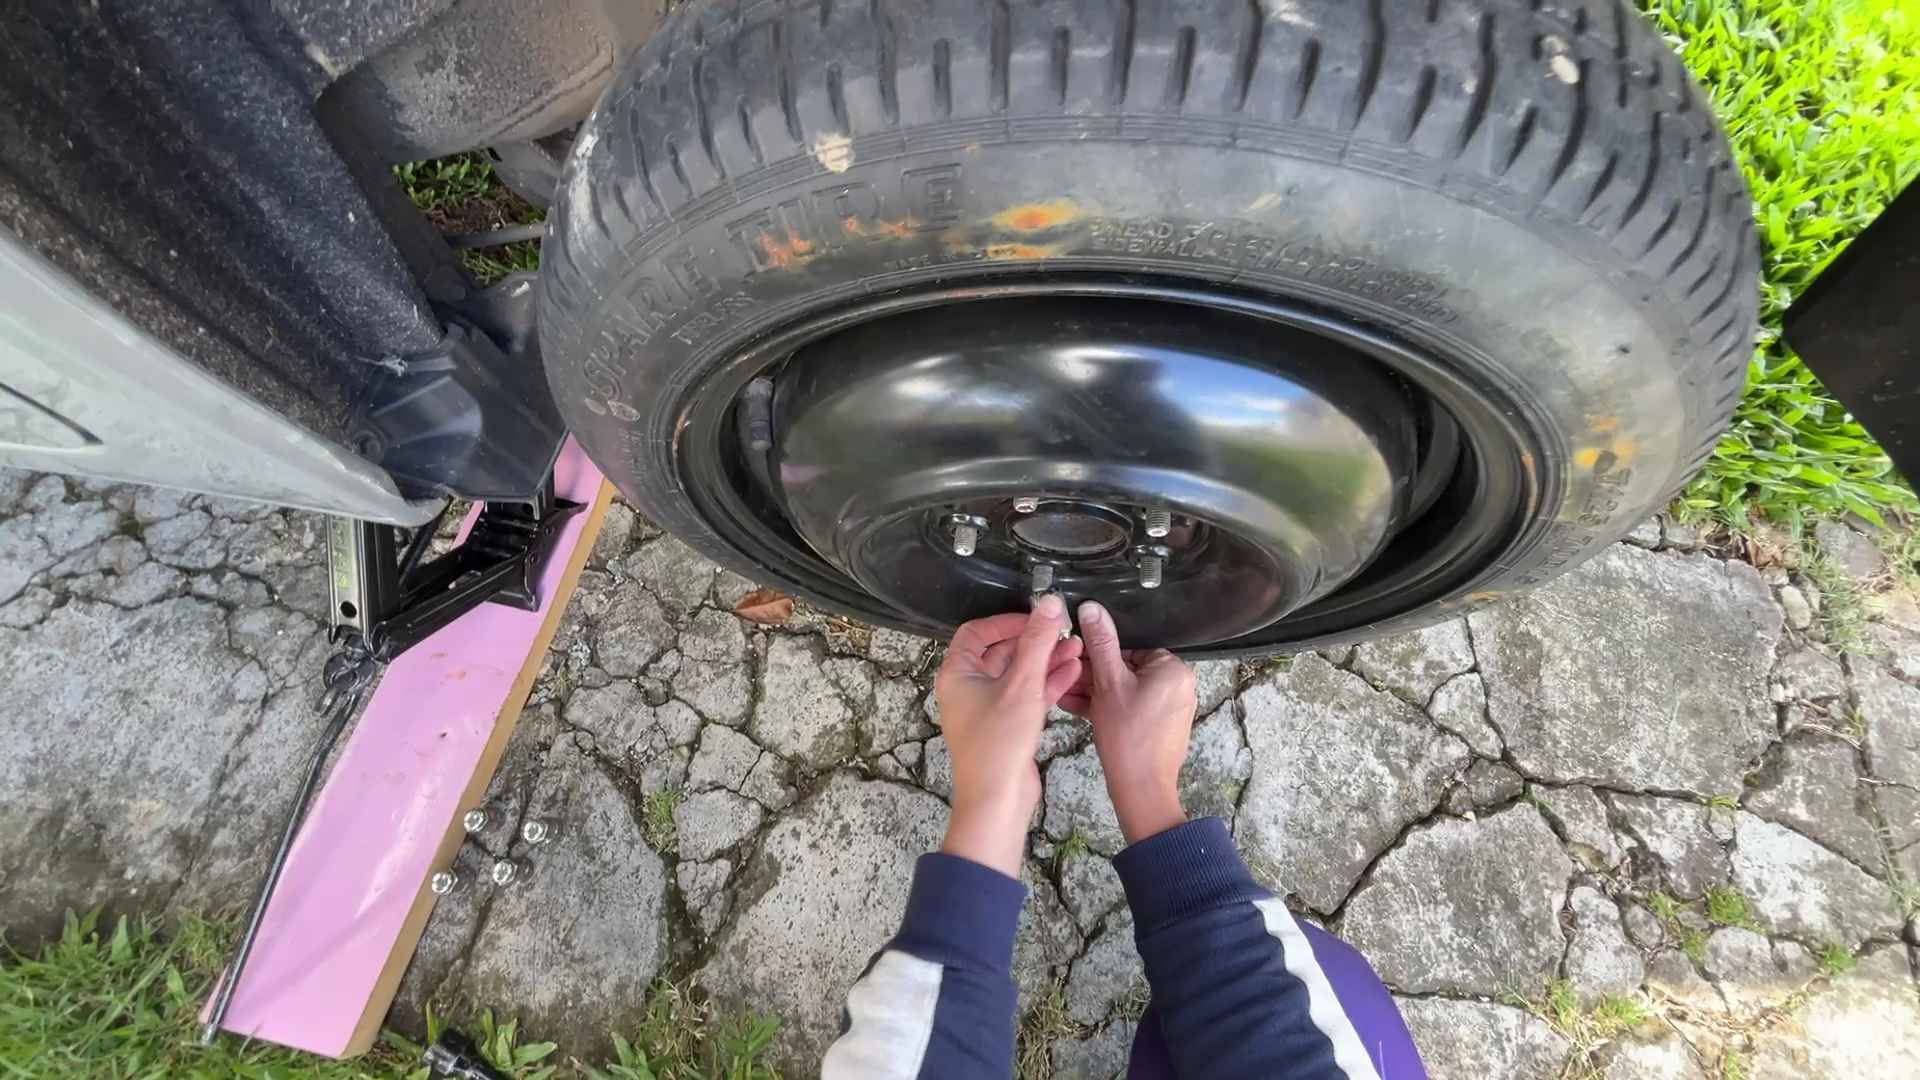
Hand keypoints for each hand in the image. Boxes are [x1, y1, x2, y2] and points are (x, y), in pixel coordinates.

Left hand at [933, 594, 1083, 876]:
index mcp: (957, 673)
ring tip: (1077, 647)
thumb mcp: (1022, 684)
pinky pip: (1026, 695)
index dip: (1007, 621)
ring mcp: (988, 707)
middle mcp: (968, 687)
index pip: (977, 632)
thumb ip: (1037, 642)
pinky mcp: (1007, 725)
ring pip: (1018, 673)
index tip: (1036, 617)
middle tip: (1063, 629)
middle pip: (1002, 651)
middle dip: (1034, 641)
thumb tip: (1050, 604)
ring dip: (1046, 660)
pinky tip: (1073, 671)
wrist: (998, 800)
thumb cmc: (999, 742)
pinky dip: (1047, 683)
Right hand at [1059, 600, 1196, 845]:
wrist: (1140, 790)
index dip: (1099, 651)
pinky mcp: (1157, 725)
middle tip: (1063, 673)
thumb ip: (1101, 644)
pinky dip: (1104, 706)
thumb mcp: (1108, 683)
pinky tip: (1073, 705)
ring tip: (1061, 690)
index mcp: (1173, 669)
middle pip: (1125, 667)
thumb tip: (1092, 608)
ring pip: (1123, 689)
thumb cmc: (1128, 737)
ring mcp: (1168, 707)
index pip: (1132, 646)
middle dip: (1091, 673)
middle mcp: (1177, 685)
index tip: (1074, 654)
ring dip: (1092, 690)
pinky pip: (1127, 706)